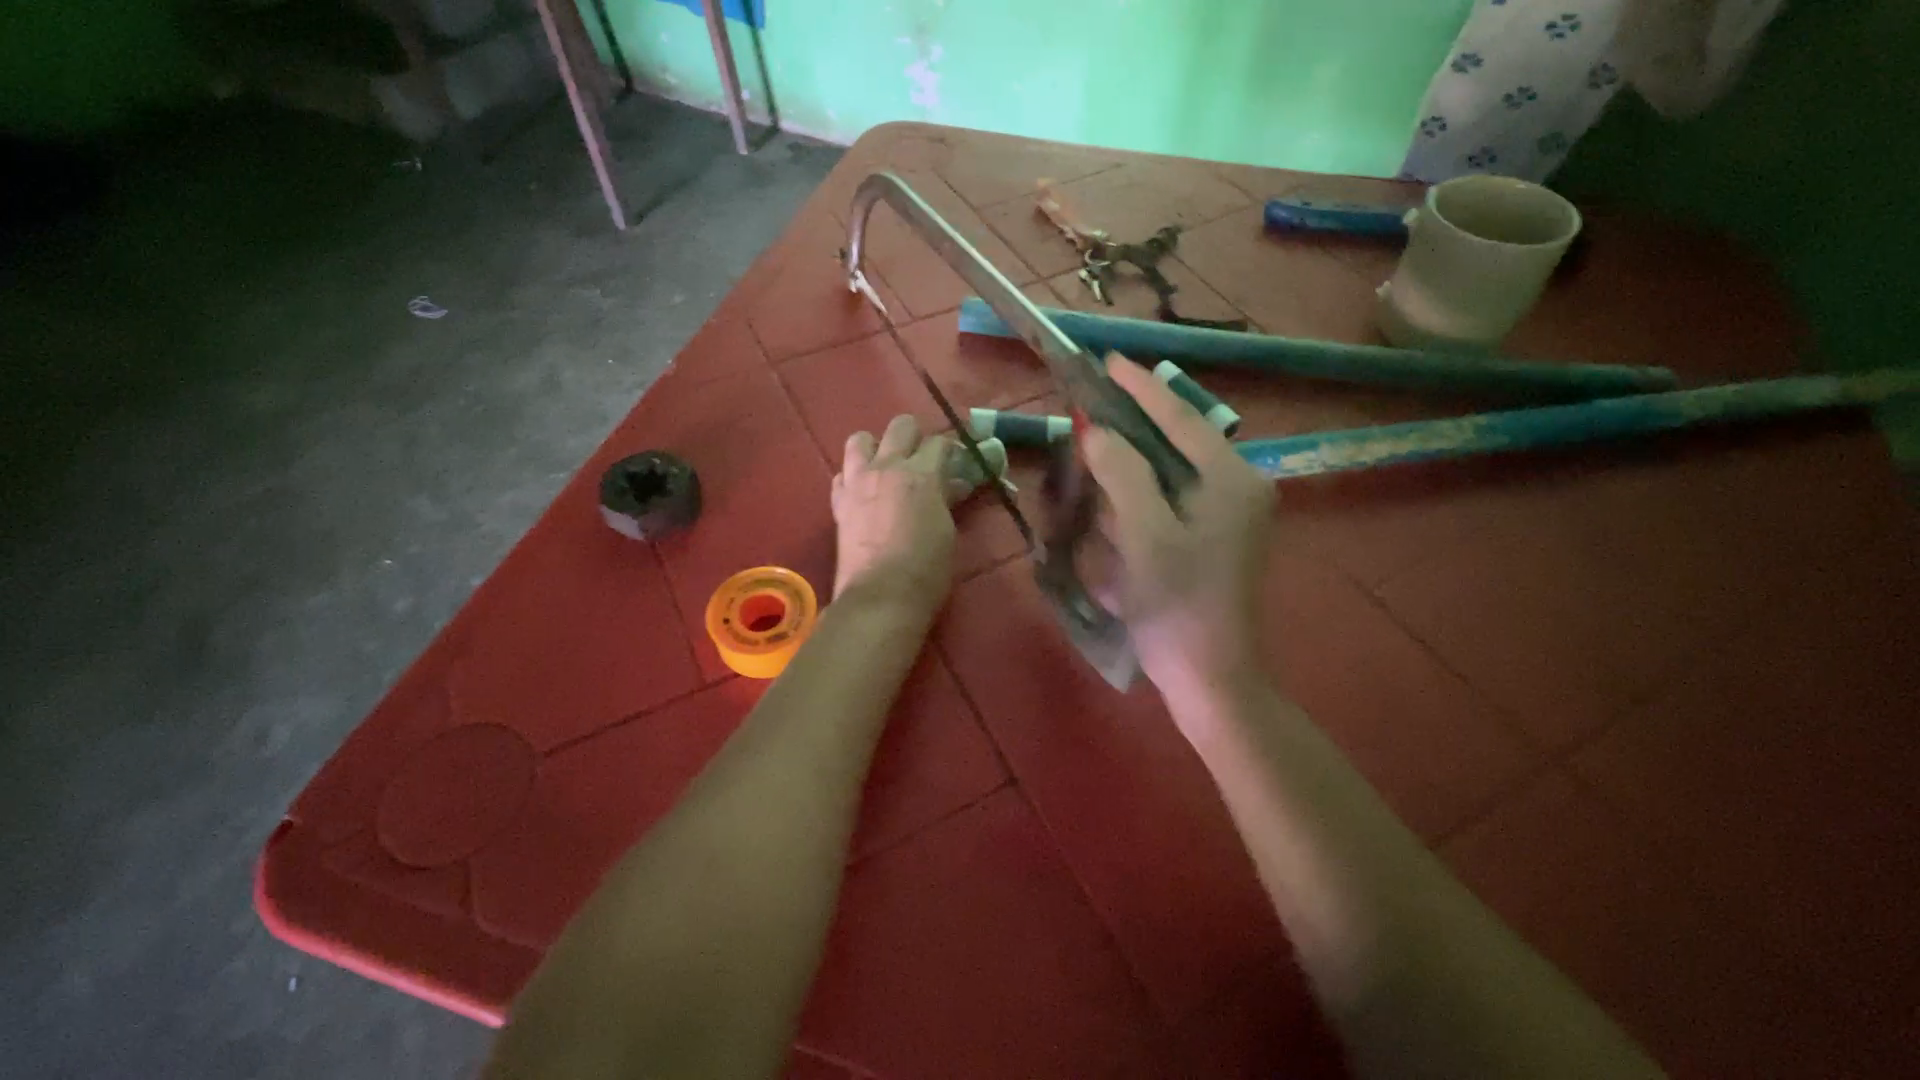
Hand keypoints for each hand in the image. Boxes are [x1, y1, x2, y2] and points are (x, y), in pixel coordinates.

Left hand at [830, 415, 956, 612]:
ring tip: (886, 467)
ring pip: (860, 440)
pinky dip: (854, 478)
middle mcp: (886, 467)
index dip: (951, 450)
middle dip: (915, 437)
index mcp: (921, 474)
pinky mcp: (838, 503)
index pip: (939, 443)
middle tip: (923, 459)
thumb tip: (953, 485)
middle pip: (900, 426)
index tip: (957, 461)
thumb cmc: (926, 570)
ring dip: (876, 447)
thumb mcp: (948, 532)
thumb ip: (947, 500)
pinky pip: (842, 475)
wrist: (881, 597)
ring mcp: (857, 482)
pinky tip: (864, 493)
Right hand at [1082, 354, 1273, 698]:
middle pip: (1178, 440)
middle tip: (1092, 403)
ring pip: (1172, 470)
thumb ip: (1124, 474)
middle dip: (1133, 424)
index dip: (1140, 389)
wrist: (1210, 679)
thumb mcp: (1145, 535)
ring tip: (1093, 440)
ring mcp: (1228, 516)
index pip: (1180, 419)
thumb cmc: (1178, 606)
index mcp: (1231, 480)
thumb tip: (1098, 431)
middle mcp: (1238, 489)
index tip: (1107, 361)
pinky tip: (1110, 496)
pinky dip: (1141, 495)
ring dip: (1133, 459)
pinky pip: (1171, 501)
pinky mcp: (1213, 540)